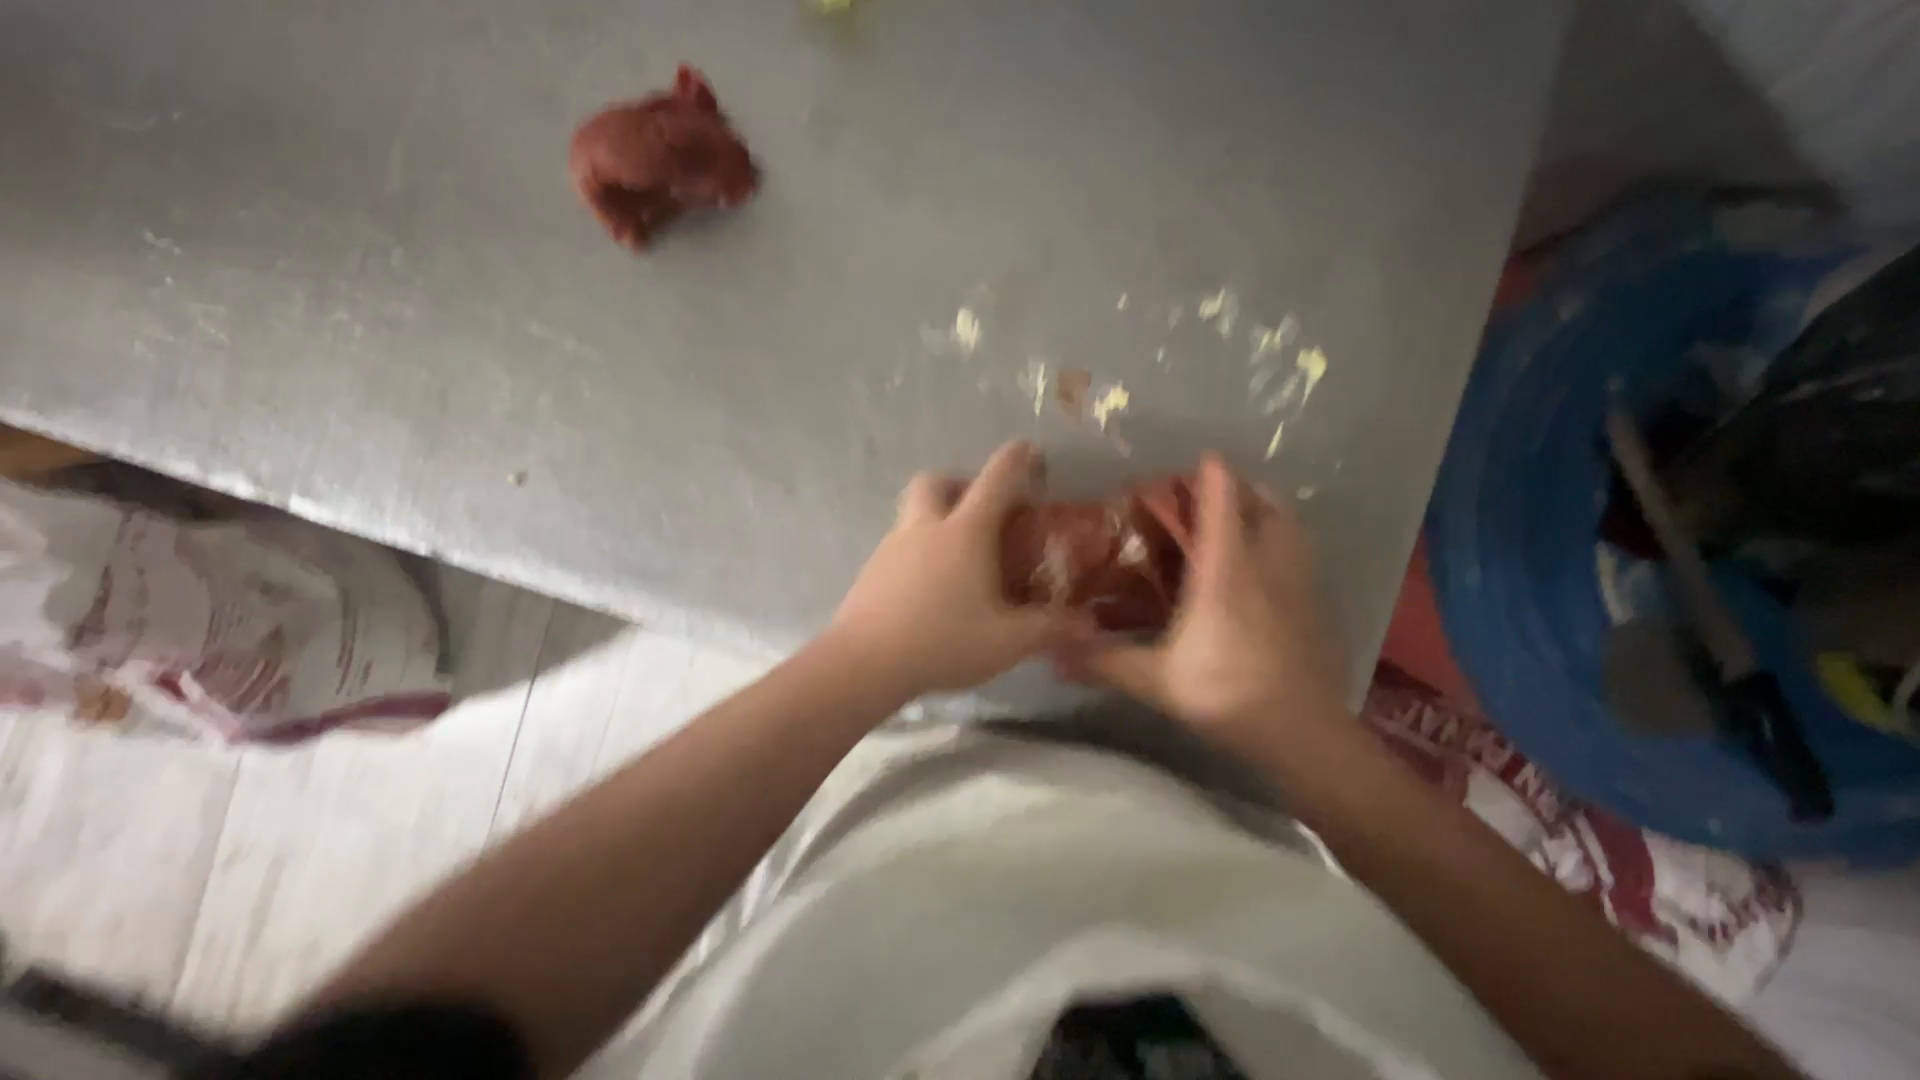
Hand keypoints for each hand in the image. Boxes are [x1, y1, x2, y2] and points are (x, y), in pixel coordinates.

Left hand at [826, 441, 1090, 697]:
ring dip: (935, 519)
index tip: (1028, 451)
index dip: (1016, 460)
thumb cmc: (944, 641)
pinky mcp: (871, 572)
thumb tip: (1089, 626)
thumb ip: (1049, 629)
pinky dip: (917, 552)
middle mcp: (926, 528)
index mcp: (965, 532)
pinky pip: (898, 546)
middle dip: (960, 484)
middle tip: (981, 509)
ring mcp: (891, 547)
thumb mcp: (1007, 641)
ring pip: (913, 513)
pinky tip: (929, 588)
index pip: (996, 480)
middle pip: (937, 481)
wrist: (864, 663)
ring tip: (958, 557)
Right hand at [1058, 454, 1349, 753]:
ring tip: (1239, 518)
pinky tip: (1262, 569)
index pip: (1223, 502)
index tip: (1196, 458)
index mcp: (1226, 570)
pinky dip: (1281, 543)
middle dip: (1240, 487)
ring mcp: (1297, 583)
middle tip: (1210, 491)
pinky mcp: (1313, 605)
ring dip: (1266, 510)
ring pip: (1289, 526)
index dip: (1211, 474)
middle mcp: (1266, 564)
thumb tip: (1050, 654)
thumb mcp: (1156, 681)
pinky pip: (1299, 554)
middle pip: (1264, 503)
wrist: (1302, 732)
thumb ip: (1104, 663)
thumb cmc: (1226, 694)